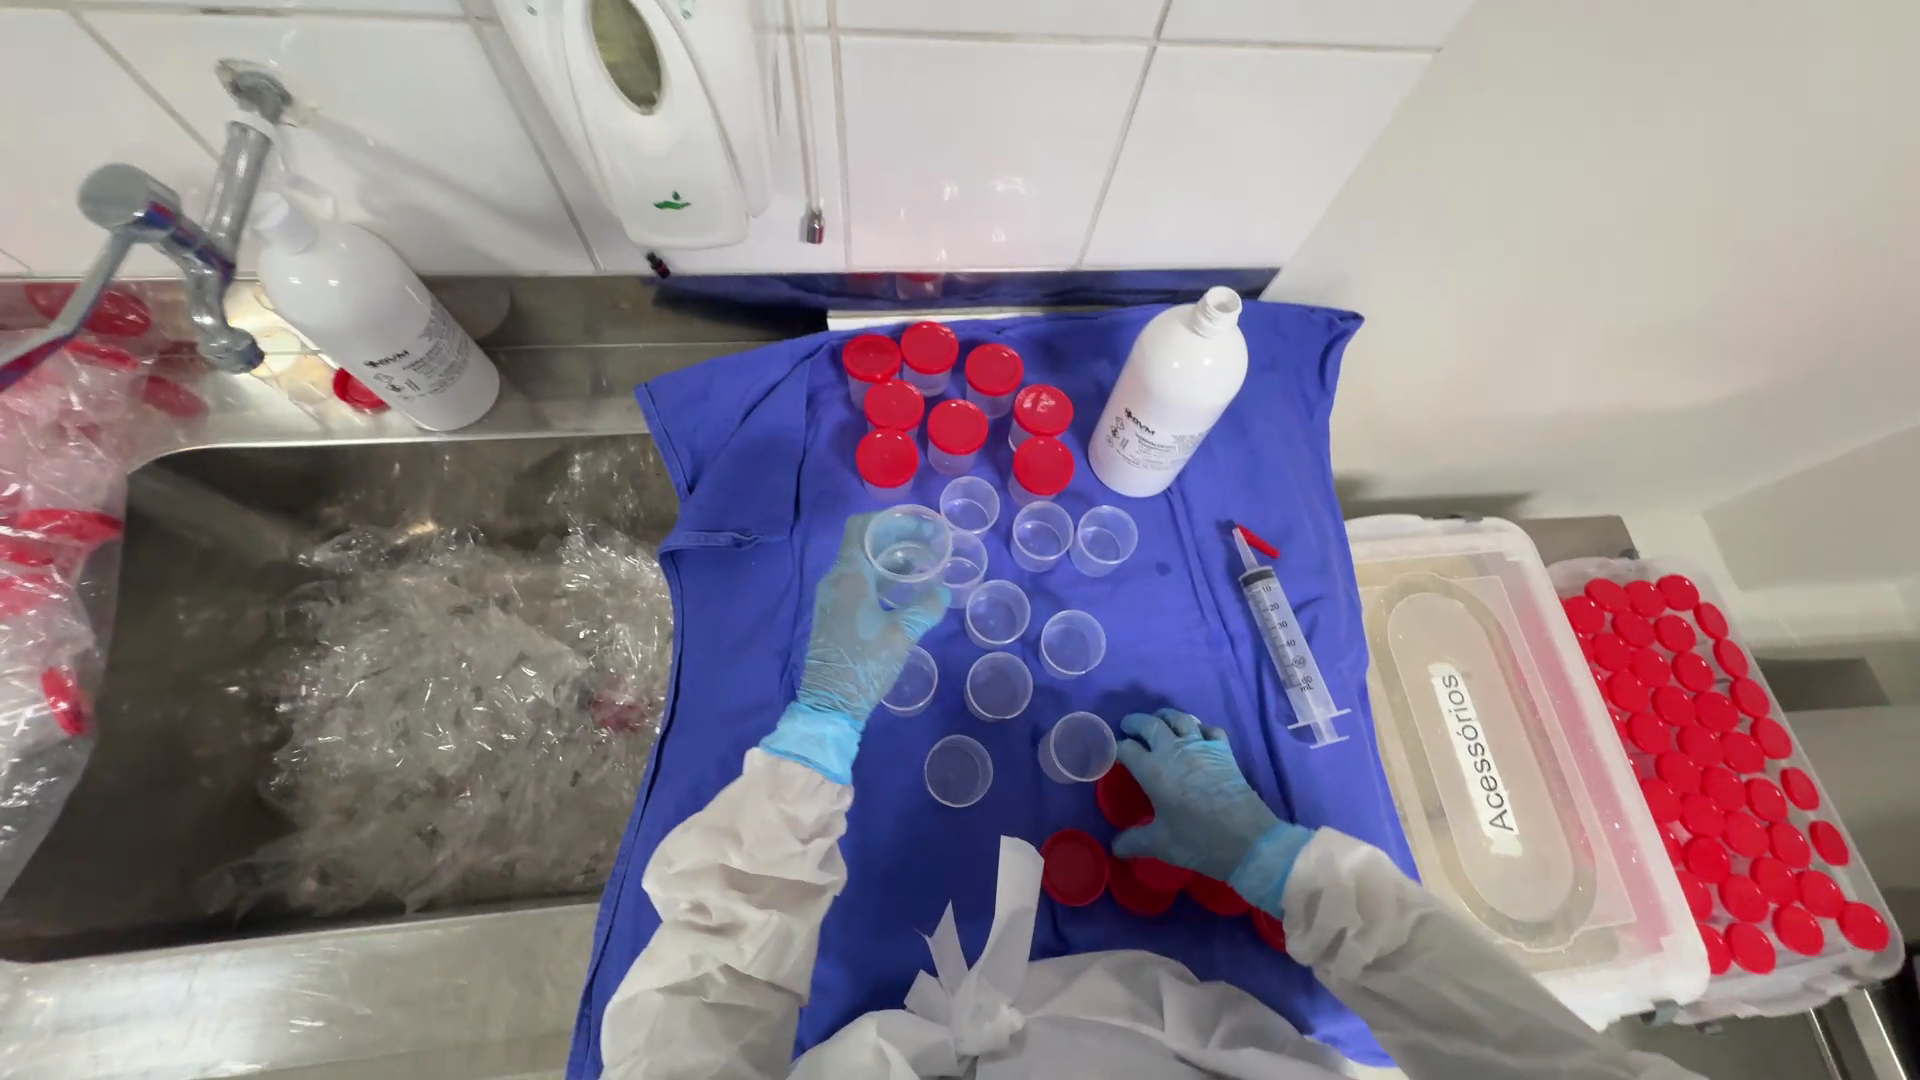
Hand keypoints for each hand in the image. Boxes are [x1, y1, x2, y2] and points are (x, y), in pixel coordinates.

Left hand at [759, 514, 948, 782]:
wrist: (830, 704)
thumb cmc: (864, 663)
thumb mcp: (902, 635)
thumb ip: (925, 608)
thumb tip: (943, 593)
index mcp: (849, 576)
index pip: (861, 527)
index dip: (888, 519)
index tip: (917, 523)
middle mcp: (835, 580)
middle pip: (864, 543)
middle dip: (896, 539)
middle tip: (929, 544)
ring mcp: (832, 597)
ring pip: (862, 564)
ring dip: (890, 560)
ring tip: (923, 565)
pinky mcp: (834, 614)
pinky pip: (858, 583)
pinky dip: (881, 578)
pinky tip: (904, 591)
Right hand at [1114, 710, 1312, 912]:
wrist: (1247, 840)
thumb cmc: (1198, 841)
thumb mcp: (1161, 845)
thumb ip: (1135, 841)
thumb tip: (1115, 847)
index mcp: (1152, 770)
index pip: (1125, 748)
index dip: (1114, 748)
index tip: (1109, 752)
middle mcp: (1173, 750)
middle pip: (1149, 724)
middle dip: (1134, 723)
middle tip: (1128, 727)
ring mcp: (1200, 746)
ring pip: (1179, 717)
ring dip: (1165, 716)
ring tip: (1158, 721)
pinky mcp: (1223, 750)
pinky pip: (1209, 729)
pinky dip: (1200, 727)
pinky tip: (1197, 734)